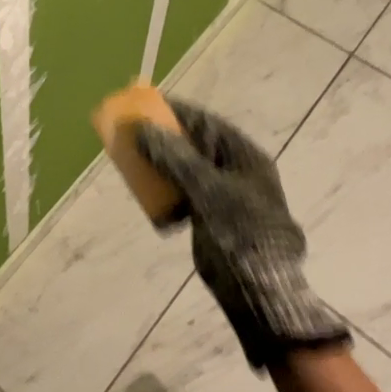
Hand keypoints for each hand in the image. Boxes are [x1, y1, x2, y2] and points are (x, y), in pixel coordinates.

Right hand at [137, 100, 350, 370]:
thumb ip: (173, 156)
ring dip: (161, 162)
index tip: (143, 103)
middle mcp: (236, 170)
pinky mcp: (213, 216)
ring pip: (186, 167)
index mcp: (244, 156)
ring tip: (133, 159)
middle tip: (133, 131)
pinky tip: (148, 194)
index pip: (205, 123)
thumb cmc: (238, 230)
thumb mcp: (205, 188)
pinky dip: (166, 188)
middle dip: (163, 137)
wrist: (257, 289)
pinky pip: (184, 191)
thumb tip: (140, 127)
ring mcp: (225, 194)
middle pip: (193, 143)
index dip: (174, 111)